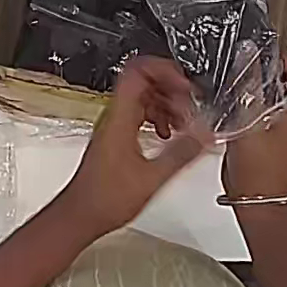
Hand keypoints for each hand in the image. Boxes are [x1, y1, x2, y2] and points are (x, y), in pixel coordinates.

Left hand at [56, 57, 212, 236]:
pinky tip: (169, 134)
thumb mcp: (153, 177)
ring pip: (144, 97)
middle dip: (173, 90)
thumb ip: (182, 152)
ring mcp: (114, 124)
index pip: (139, 71)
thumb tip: (205, 134)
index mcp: (120, 118)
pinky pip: (140, 113)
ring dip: (168, 105)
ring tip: (183, 122)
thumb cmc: (104, 199)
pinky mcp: (116, 136)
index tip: (185, 86)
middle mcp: (114, 116)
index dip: (166, 70)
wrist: (81, 215)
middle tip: (190, 106)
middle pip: (145, 81)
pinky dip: (159, 117)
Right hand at [222, 53, 286, 199]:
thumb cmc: (260, 170)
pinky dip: (243, 101)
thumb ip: (249, 86)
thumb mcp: (251, 120)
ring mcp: (278, 119)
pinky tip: (233, 112)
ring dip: (250, 88)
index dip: (281, 59)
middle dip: (261, 73)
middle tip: (246, 84)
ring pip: (267, 89)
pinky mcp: (262, 127)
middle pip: (282, 73)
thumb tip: (249, 55)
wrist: (252, 196)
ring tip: (239, 99)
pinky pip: (255, 103)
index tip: (261, 68)